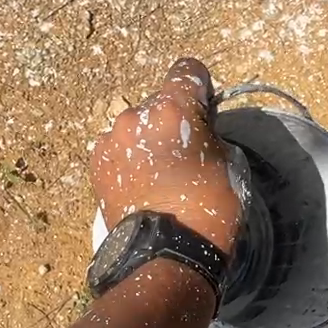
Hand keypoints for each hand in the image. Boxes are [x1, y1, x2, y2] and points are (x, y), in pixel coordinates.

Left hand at [89, 58, 241, 256]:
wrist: (166, 256)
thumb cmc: (209, 209)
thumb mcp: (231, 164)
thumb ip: (212, 134)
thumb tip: (201, 129)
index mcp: (173, 108)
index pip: (188, 71)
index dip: (200, 86)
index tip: (206, 106)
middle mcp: (135, 115)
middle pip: (160, 103)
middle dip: (173, 121)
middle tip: (187, 155)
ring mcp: (111, 141)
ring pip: (137, 128)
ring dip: (148, 142)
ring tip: (162, 177)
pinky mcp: (96, 165)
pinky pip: (120, 150)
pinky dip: (131, 161)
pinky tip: (144, 187)